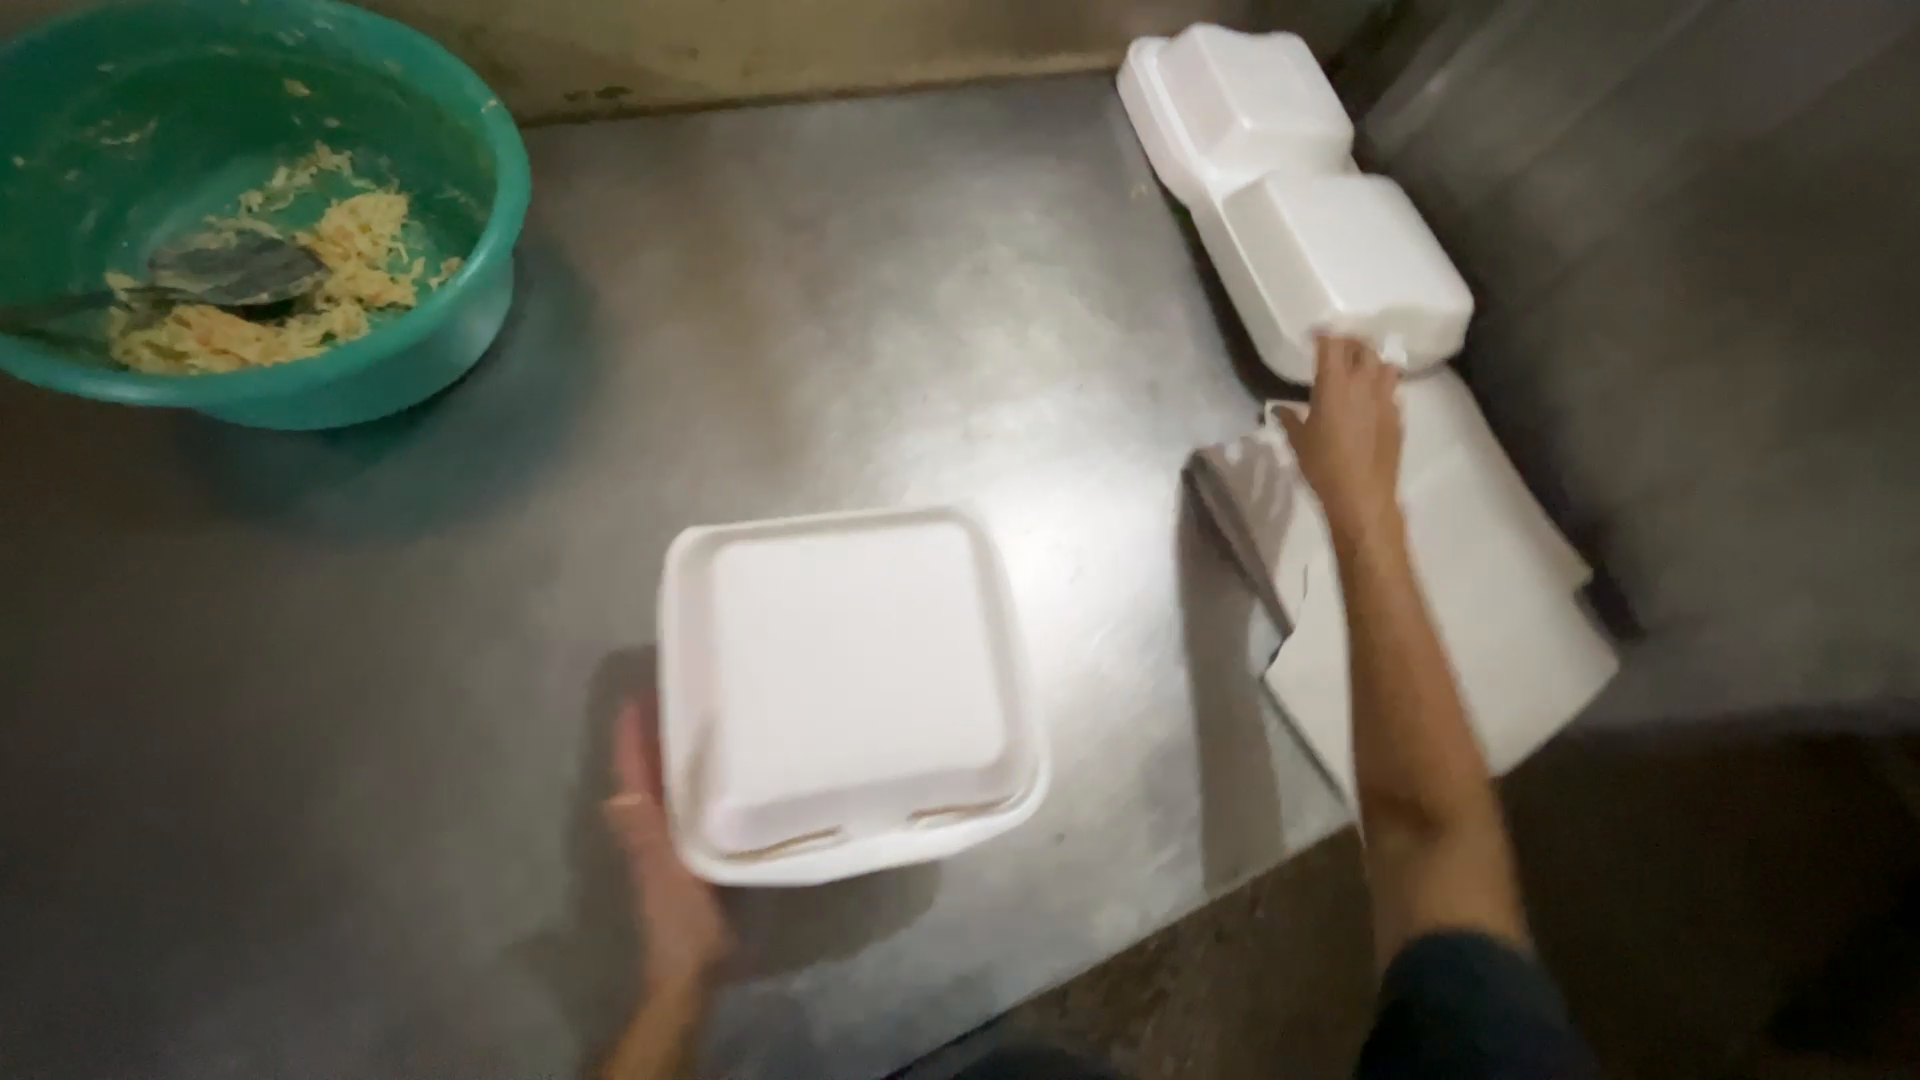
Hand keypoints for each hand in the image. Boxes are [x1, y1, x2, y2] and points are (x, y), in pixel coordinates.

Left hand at [605, 696, 731, 990]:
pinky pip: (685, 804)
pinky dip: (692, 780)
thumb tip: (618, 795)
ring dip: (669, 754)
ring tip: (693, 720)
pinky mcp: (689, 852)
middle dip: (650, 736)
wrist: (691, 969)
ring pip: (663, 787)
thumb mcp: (664, 876)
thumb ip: (646, 838)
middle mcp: (651, 827)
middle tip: (673, 695)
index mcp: (644, 827)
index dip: (631, 737)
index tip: (638, 696)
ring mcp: (668, 841)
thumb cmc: (680, 922)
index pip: (632, 773)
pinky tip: (716, 772)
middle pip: (644, 773)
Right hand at [1277, 334, 1405, 549]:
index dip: (1323, 335)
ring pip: (1384, 364)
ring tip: (1360, 366)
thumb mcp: (1298, 442)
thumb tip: (1278, 409)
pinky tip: (1371, 398)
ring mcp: (1385, 398)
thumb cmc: (1322, 465)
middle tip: (1338, 347)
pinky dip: (1381, 385)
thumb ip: (1289, 420)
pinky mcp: (1397, 415)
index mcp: (1334, 384)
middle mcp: (1363, 383)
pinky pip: (1391, 389)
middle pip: (1362, 347)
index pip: (1331, 346)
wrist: (1362, 493)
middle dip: (1350, 342)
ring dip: (1371, 359)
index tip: (1315, 334)